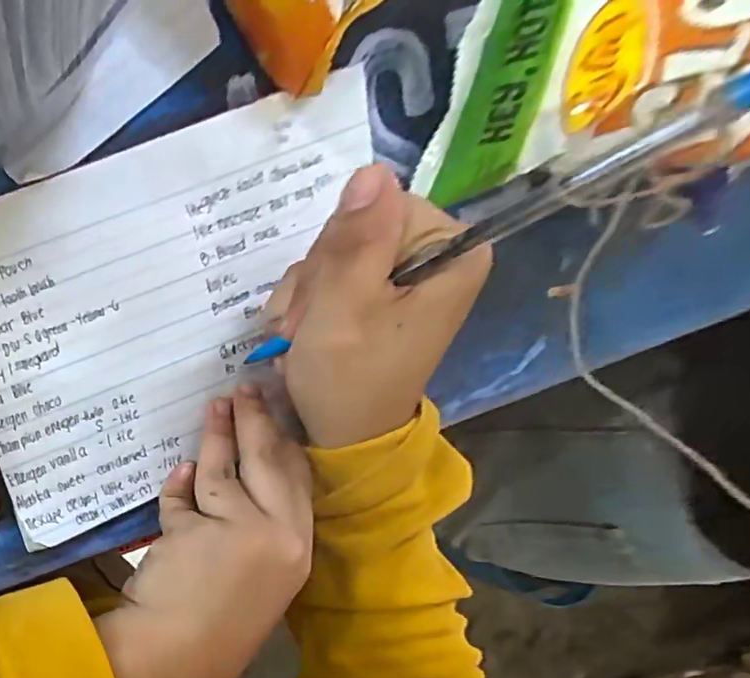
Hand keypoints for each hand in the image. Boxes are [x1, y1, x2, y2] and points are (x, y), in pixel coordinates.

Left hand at [96, 386, 313, 677]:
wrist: (179, 654)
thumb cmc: (216, 624)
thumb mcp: (253, 578)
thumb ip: (245, 532)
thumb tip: (211, 481)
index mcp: (298, 550)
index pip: (298, 485)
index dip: (286, 446)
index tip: (278, 418)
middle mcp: (278, 536)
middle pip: (269, 465)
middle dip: (259, 422)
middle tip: (248, 390)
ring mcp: (237, 531)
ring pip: (225, 471)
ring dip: (218, 436)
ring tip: (215, 407)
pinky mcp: (195, 531)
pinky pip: (181, 499)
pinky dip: (177, 487)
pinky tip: (179, 472)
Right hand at [264, 163, 491, 447]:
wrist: (344, 434)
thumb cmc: (347, 377)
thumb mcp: (343, 309)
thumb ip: (355, 243)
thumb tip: (370, 170)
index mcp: (449, 251)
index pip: (379, 208)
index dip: (336, 250)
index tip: (321, 299)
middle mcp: (432, 257)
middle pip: (353, 232)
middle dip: (316, 278)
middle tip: (307, 323)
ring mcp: (401, 279)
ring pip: (332, 258)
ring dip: (302, 296)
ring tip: (300, 335)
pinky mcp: (374, 299)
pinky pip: (327, 281)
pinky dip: (303, 307)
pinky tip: (300, 333)